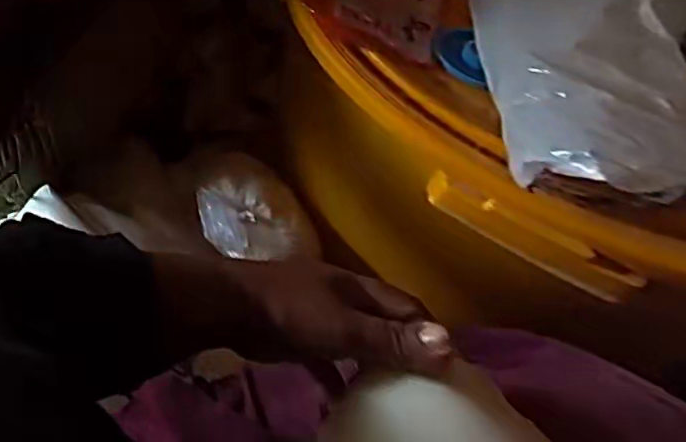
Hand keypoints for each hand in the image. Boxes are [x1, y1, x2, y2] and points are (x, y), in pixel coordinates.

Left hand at [156, 255, 453, 374]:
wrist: (226, 306)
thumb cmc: (288, 310)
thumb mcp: (345, 326)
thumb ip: (392, 337)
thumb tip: (449, 344)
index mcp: (349, 284)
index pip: (404, 304)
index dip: (432, 332)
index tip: (458, 369)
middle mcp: (332, 292)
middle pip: (380, 320)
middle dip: (406, 349)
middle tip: (434, 388)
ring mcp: (310, 309)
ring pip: (353, 337)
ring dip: (373, 362)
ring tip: (402, 397)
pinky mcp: (292, 331)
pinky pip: (324, 356)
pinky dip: (338, 376)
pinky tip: (349, 401)